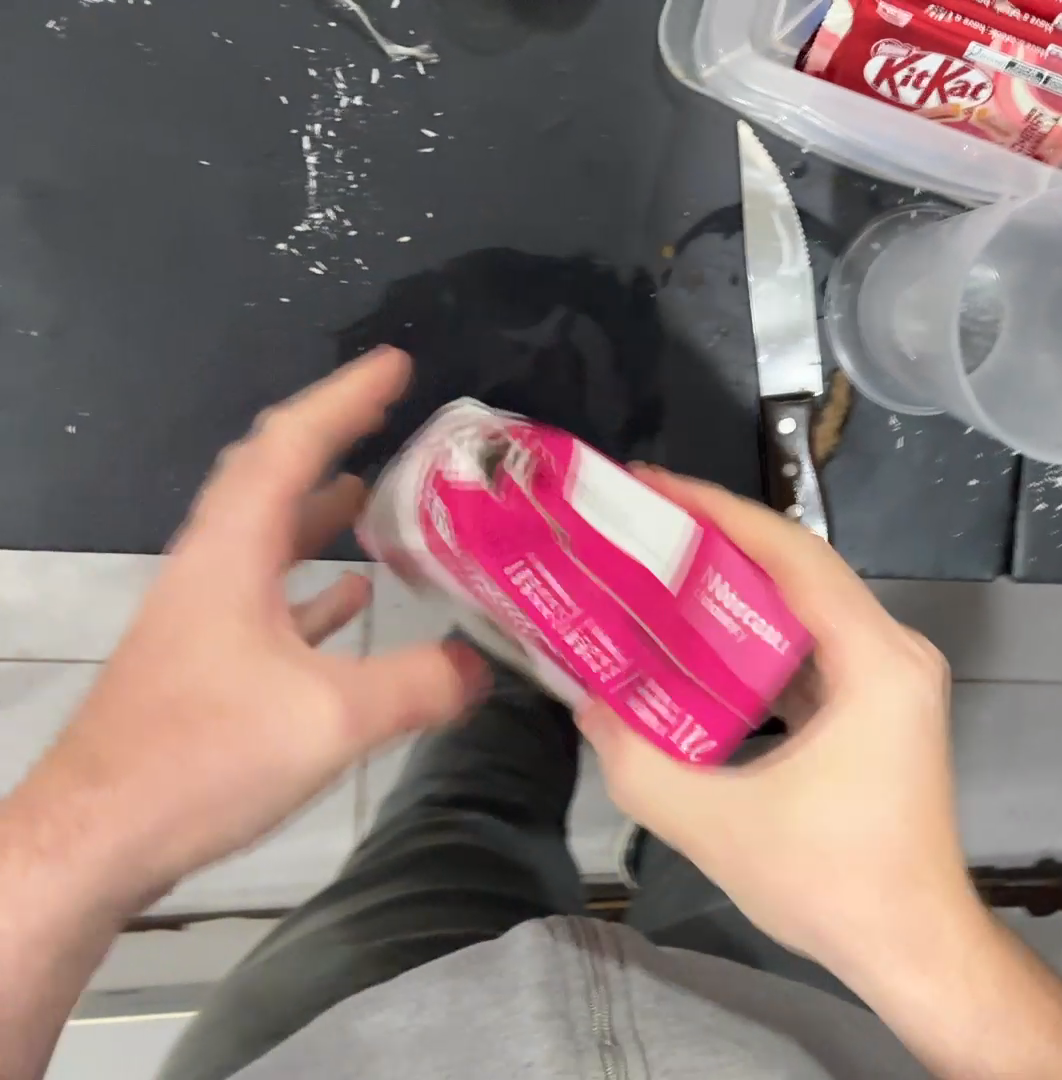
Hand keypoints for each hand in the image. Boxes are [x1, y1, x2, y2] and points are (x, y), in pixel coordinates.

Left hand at [22, 347, 490, 904]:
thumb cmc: (200, 761)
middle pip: (273, 480)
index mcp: (232, 560)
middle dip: (336, 437)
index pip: (285, 452)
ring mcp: (215, 618)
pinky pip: (280, 593)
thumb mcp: (335, 718)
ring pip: (277, 536)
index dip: (342, 401)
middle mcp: (217, 573)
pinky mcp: (221, 660)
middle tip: (401, 418)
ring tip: (392, 489)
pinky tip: (364, 588)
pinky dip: (323, 576)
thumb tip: (490, 663)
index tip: (395, 366)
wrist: (91, 847)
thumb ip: (426, 681)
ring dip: (332, 505)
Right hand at [576, 468, 975, 973]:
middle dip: (727, 540)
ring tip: (668, 565)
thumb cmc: (832, 882)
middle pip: (808, 571)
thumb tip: (591, 701)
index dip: (725, 514)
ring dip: (746, 585)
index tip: (659, 487)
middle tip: (648, 523)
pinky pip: (822, 643)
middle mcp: (898, 651)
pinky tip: (709, 635)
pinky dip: (767, 632)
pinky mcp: (887, 700)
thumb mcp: (717, 825)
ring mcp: (898, 675)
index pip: (799, 558)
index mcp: (878, 661)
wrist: (911, 938)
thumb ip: (639, 760)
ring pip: (815, 605)